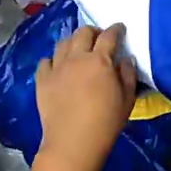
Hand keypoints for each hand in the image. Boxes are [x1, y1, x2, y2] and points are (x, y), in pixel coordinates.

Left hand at [36, 23, 136, 170]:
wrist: (73, 142)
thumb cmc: (106, 122)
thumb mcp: (127, 100)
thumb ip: (128, 75)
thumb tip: (126, 59)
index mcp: (99, 60)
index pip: (109, 36)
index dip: (116, 29)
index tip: (120, 28)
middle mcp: (76, 57)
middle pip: (83, 33)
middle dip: (93, 31)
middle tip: (99, 39)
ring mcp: (56, 67)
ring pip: (63, 43)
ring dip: (73, 42)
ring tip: (78, 50)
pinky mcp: (42, 80)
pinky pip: (45, 61)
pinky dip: (53, 60)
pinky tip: (58, 67)